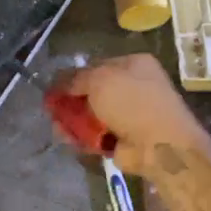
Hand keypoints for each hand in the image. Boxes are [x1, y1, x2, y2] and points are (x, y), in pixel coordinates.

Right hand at [60, 54, 206, 176]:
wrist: (159, 145)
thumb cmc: (133, 102)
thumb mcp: (100, 80)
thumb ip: (76, 78)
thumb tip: (58, 82)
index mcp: (134, 65)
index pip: (97, 65)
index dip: (74, 75)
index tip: (54, 86)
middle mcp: (133, 87)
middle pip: (93, 92)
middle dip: (71, 100)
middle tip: (51, 108)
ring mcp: (128, 116)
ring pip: (92, 115)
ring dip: (72, 120)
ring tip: (56, 126)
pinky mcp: (122, 140)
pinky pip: (96, 136)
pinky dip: (81, 138)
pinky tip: (66, 139)